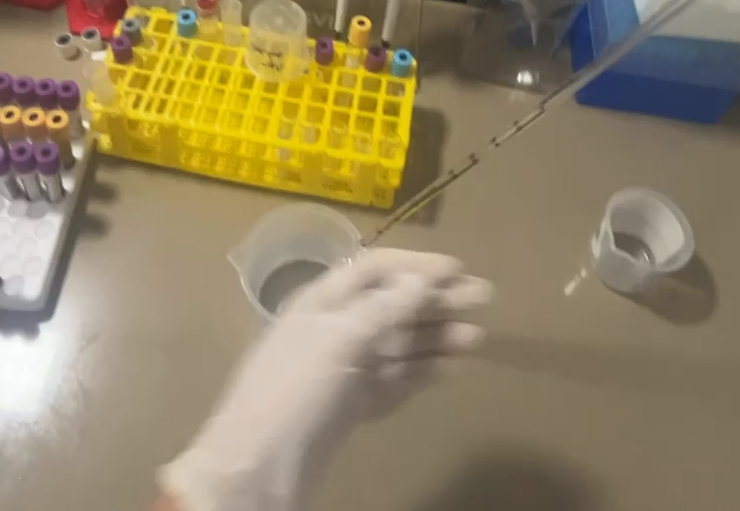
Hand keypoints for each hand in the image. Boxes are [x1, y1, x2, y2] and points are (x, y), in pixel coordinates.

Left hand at [159, 248, 492, 510]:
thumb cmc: (294, 391)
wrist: (256, 472)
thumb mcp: (338, 340)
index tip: (457, 269)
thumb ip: (382, 309)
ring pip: (398, 344)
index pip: (376, 269)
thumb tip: (419, 280)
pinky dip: (419, 372)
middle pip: (392, 304)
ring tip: (475, 337)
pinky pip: (393, 380)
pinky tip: (447, 368)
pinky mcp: (351, 406)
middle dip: (436, 299)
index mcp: (324, 301)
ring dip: (435, 336)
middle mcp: (336, 328)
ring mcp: (343, 369)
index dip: (416, 265)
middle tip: (483, 297)